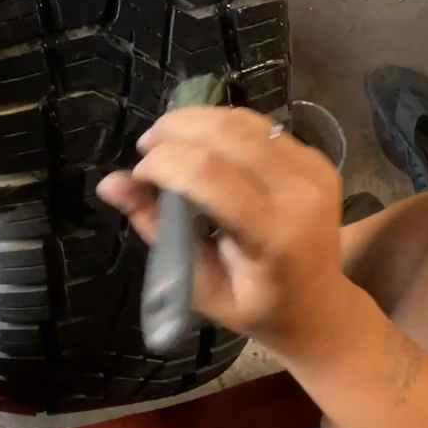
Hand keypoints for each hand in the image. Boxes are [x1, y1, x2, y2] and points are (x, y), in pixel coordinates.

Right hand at [96, 106, 354, 357]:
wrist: (319, 306)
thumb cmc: (253, 305)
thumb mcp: (196, 282)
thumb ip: (155, 228)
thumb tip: (109, 184)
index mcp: (272, 237)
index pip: (209, 175)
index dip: (164, 163)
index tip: (140, 174)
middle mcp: (299, 195)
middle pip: (226, 133)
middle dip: (175, 131)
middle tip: (147, 147)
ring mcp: (313, 171)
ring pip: (242, 121)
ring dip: (195, 121)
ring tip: (167, 140)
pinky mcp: (317, 159)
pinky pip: (260, 126)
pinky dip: (221, 126)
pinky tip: (202, 143)